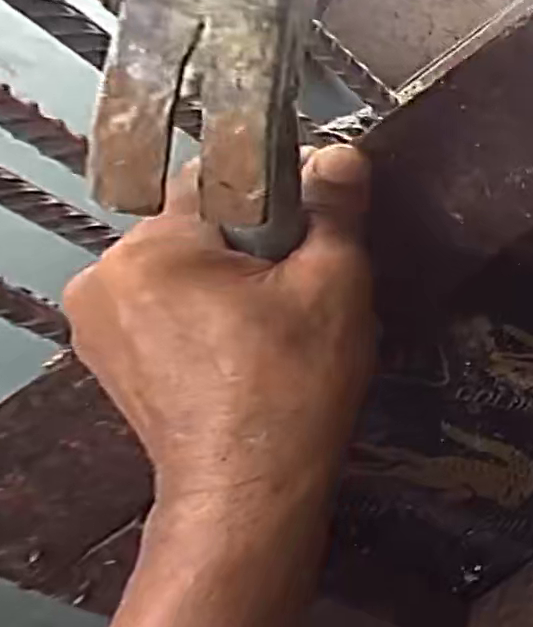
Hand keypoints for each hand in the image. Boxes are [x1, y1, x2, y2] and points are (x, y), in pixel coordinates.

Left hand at [63, 145, 377, 511]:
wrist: (255, 472)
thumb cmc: (299, 371)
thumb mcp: (336, 281)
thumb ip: (334, 212)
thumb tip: (341, 154)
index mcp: (152, 252)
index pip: (220, 180)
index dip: (286, 190)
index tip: (328, 221)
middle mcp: (104, 278)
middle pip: (202, 223)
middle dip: (264, 237)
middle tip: (316, 277)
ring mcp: (98, 321)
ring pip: (191, 263)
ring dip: (243, 271)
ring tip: (290, 312)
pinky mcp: (112, 353)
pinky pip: (174, 300)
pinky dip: (219, 303)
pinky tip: (256, 338)